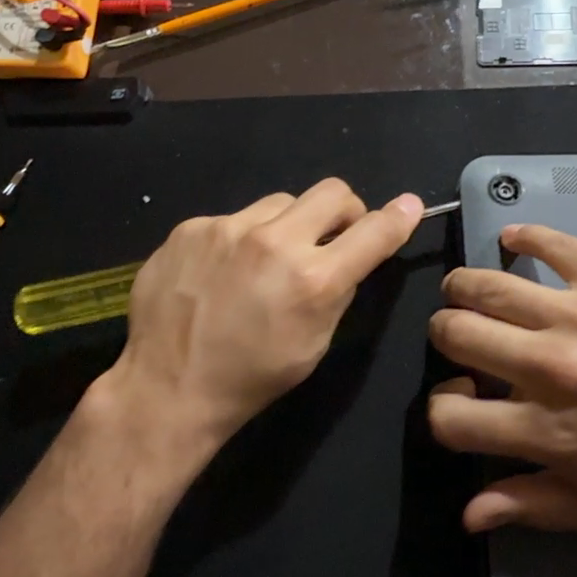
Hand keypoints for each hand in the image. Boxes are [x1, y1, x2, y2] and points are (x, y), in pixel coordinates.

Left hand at [102, 179, 423, 448]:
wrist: (168, 385)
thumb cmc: (251, 378)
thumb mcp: (314, 345)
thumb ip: (337, 292)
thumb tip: (350, 256)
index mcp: (313, 279)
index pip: (373, 232)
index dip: (398, 217)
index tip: (409, 206)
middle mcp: (274, 241)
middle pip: (332, 192)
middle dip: (344, 210)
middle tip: (332, 236)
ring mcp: (228, 228)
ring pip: (280, 202)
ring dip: (288, 224)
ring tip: (265, 261)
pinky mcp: (192, 226)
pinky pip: (233, 218)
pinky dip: (240, 238)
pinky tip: (222, 272)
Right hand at [427, 223, 576, 535]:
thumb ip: (533, 507)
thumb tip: (468, 513)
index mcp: (546, 430)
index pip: (448, 415)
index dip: (443, 409)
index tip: (466, 400)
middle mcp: (549, 366)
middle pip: (455, 334)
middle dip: (445, 338)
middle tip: (464, 339)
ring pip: (487, 285)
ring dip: (465, 288)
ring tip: (471, 291)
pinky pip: (551, 242)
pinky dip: (522, 238)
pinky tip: (513, 241)